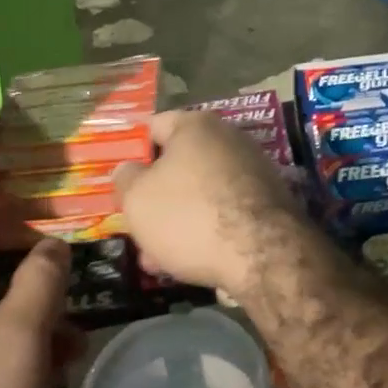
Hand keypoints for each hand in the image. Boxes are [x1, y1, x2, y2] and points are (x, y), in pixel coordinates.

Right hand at [113, 110, 299, 294]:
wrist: (261, 253)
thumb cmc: (190, 215)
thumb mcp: (137, 199)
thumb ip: (126, 179)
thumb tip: (128, 168)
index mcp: (196, 125)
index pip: (154, 126)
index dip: (133, 151)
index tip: (120, 179)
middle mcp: (227, 138)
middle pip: (179, 163)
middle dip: (155, 197)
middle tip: (136, 226)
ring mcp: (251, 168)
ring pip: (200, 191)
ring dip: (176, 220)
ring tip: (155, 258)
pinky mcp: (266, 200)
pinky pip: (224, 210)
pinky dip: (205, 230)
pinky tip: (188, 261)